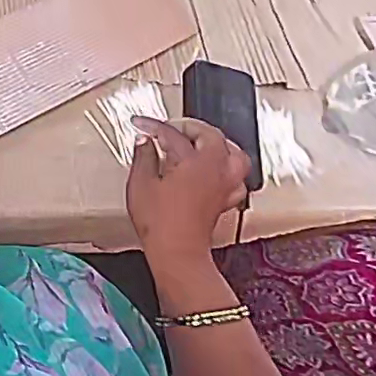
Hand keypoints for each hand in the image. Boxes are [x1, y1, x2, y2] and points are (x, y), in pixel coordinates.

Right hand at [125, 117, 249, 261]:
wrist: (176, 251)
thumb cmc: (159, 221)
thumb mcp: (140, 183)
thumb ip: (143, 157)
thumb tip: (145, 142)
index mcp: (195, 161)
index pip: (172, 134)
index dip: (153, 126)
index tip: (140, 123)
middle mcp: (216, 169)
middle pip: (210, 136)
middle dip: (188, 127)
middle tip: (167, 128)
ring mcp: (224, 185)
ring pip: (233, 153)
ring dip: (216, 143)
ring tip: (198, 142)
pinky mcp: (225, 200)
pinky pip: (236, 176)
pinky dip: (226, 168)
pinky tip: (213, 171)